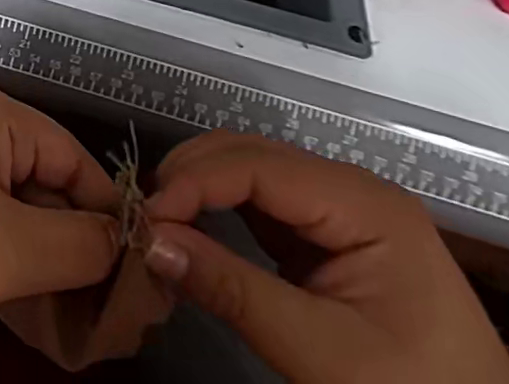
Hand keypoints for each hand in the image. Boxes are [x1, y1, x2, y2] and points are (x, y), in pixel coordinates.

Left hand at [0, 77, 123, 332]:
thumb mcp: (11, 248)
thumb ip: (81, 244)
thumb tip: (123, 242)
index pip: (75, 157)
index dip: (107, 214)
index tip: (134, 271)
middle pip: (47, 179)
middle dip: (74, 238)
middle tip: (107, 300)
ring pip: (17, 203)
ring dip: (42, 251)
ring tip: (73, 305)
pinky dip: (7, 251)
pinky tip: (27, 293)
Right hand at [142, 133, 508, 383]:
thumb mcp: (323, 354)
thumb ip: (233, 290)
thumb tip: (150, 241)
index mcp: (363, 203)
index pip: (255, 166)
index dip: (193, 181)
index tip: (145, 217)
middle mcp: (348, 187)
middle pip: (247, 154)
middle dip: (189, 177)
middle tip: (145, 220)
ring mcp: (337, 207)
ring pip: (247, 171)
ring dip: (198, 189)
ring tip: (160, 224)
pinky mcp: (324, 232)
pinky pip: (258, 201)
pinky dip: (217, 209)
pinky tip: (191, 231)